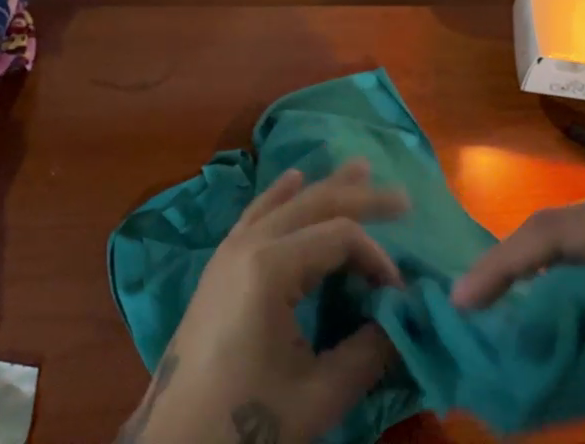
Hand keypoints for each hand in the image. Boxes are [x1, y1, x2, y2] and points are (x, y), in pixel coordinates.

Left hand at [118, 160, 410, 443]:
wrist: (178, 441)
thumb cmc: (248, 419)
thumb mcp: (320, 393)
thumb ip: (370, 350)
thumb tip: (407, 319)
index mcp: (270, 267)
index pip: (340, 236)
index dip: (377, 259)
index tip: (398, 298)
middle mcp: (247, 244)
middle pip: (312, 204)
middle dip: (360, 197)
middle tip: (402, 199)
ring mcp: (228, 251)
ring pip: (283, 203)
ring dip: (324, 188)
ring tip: (357, 168)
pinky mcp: (219, 266)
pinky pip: (255, 214)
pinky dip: (280, 195)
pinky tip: (292, 178)